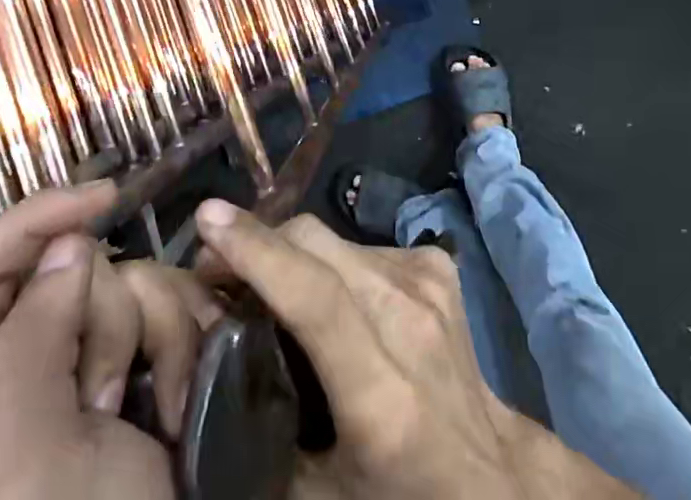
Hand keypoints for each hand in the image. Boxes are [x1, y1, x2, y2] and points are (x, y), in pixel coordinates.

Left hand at [0, 183, 220, 499]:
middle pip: (64, 270)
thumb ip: (31, 346)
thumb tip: (68, 244)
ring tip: (148, 412)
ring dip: (148, 339)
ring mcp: (85, 360)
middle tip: (106, 401)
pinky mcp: (142, 360)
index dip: (32, 221)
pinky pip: (168, 302)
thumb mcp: (29, 468)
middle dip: (100, 322)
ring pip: (125, 279)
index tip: (103, 197)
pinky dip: (181, 342)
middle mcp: (13, 364)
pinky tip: (178, 400)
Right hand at [193, 200, 640, 499]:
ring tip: (263, 285)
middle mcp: (409, 321)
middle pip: (316, 245)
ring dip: (287, 251)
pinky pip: (356, 242)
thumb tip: (199, 359)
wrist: (492, 472)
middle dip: (256, 245)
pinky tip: (322, 291)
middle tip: (217, 277)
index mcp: (382, 394)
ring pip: (331, 237)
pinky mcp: (436, 265)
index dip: (258, 253)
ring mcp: (429, 284)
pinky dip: (325, 258)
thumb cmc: (398, 490)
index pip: (316, 298)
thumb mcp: (315, 492)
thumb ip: (256, 430)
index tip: (207, 218)